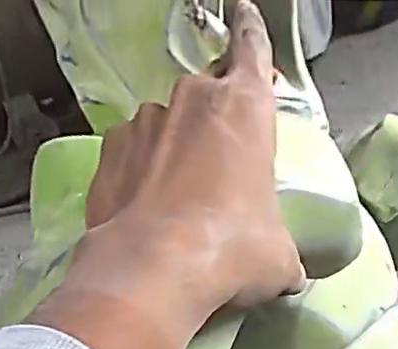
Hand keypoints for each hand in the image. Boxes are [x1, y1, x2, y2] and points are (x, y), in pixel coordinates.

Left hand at [33, 0, 304, 348]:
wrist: (154, 271)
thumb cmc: (232, 250)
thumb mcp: (278, 259)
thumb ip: (285, 253)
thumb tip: (291, 273)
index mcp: (243, 107)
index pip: (251, 47)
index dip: (251, 35)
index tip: (244, 17)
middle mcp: (190, 100)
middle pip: (206, 93)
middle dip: (214, 120)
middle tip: (220, 164)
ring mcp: (142, 124)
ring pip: (165, 129)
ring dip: (173, 154)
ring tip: (178, 204)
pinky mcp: (107, 156)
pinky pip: (130, 158)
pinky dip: (139, 178)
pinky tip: (145, 213)